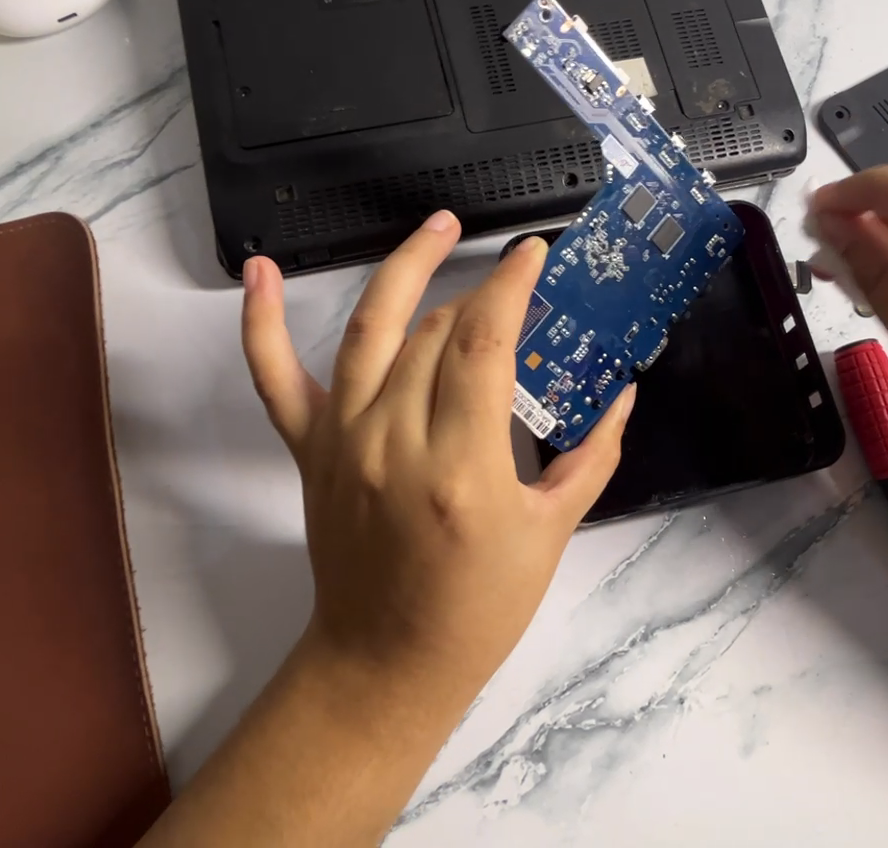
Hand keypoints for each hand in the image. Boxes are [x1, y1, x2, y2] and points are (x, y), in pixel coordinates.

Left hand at [241, 210, 634, 697]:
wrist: (388, 661)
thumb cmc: (481, 605)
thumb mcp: (553, 532)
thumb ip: (595, 455)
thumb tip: (626, 394)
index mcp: (462, 466)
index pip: (484, 344)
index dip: (510, 286)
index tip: (533, 254)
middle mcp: (395, 441)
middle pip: (435, 332)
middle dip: (480, 293)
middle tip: (512, 281)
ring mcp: (343, 441)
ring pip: (370, 331)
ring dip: (405, 269)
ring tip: (440, 227)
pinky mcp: (310, 451)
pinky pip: (275, 378)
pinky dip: (260, 322)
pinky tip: (260, 269)